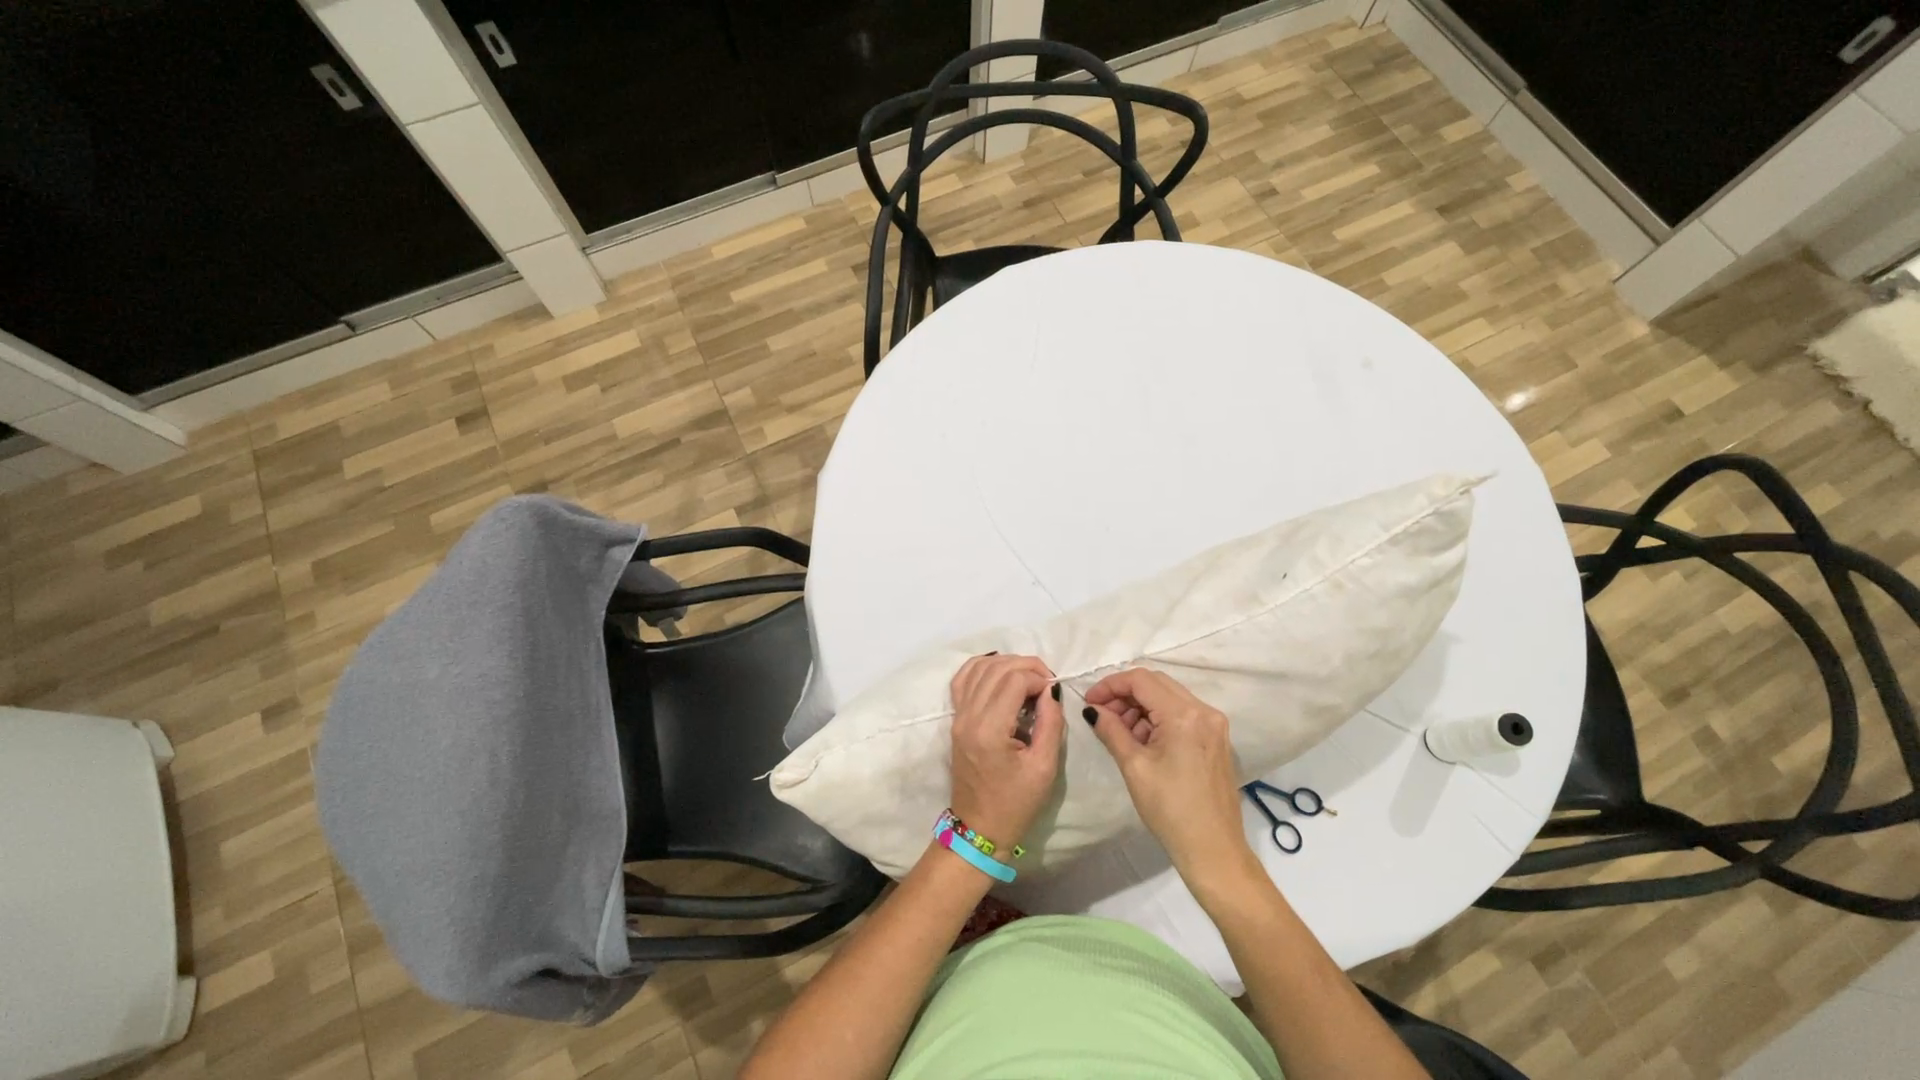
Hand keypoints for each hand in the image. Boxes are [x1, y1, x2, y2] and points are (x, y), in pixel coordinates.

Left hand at [947, 653, 1064, 851]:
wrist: (979, 828)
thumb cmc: (1016, 803)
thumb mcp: (1045, 767)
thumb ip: (1051, 722)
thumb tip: (1051, 690)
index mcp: (989, 730)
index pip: (1014, 680)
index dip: (1039, 679)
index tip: (1053, 695)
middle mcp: (968, 716)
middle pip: (997, 668)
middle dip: (1026, 666)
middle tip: (1047, 684)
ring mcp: (957, 716)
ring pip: (978, 668)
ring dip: (1007, 664)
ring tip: (1029, 679)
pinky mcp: (955, 719)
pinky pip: (963, 680)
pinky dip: (982, 668)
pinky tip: (1001, 672)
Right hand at [1083, 668, 1256, 882]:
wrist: (1213, 848)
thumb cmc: (1170, 809)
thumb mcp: (1134, 767)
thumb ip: (1112, 730)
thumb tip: (1094, 709)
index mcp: (1184, 715)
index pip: (1141, 680)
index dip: (1110, 685)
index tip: (1089, 702)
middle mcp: (1204, 711)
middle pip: (1157, 683)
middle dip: (1125, 694)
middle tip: (1102, 715)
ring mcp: (1214, 724)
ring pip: (1169, 697)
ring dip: (1141, 706)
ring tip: (1121, 732)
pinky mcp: (1216, 738)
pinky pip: (1182, 713)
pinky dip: (1159, 718)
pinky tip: (1143, 741)